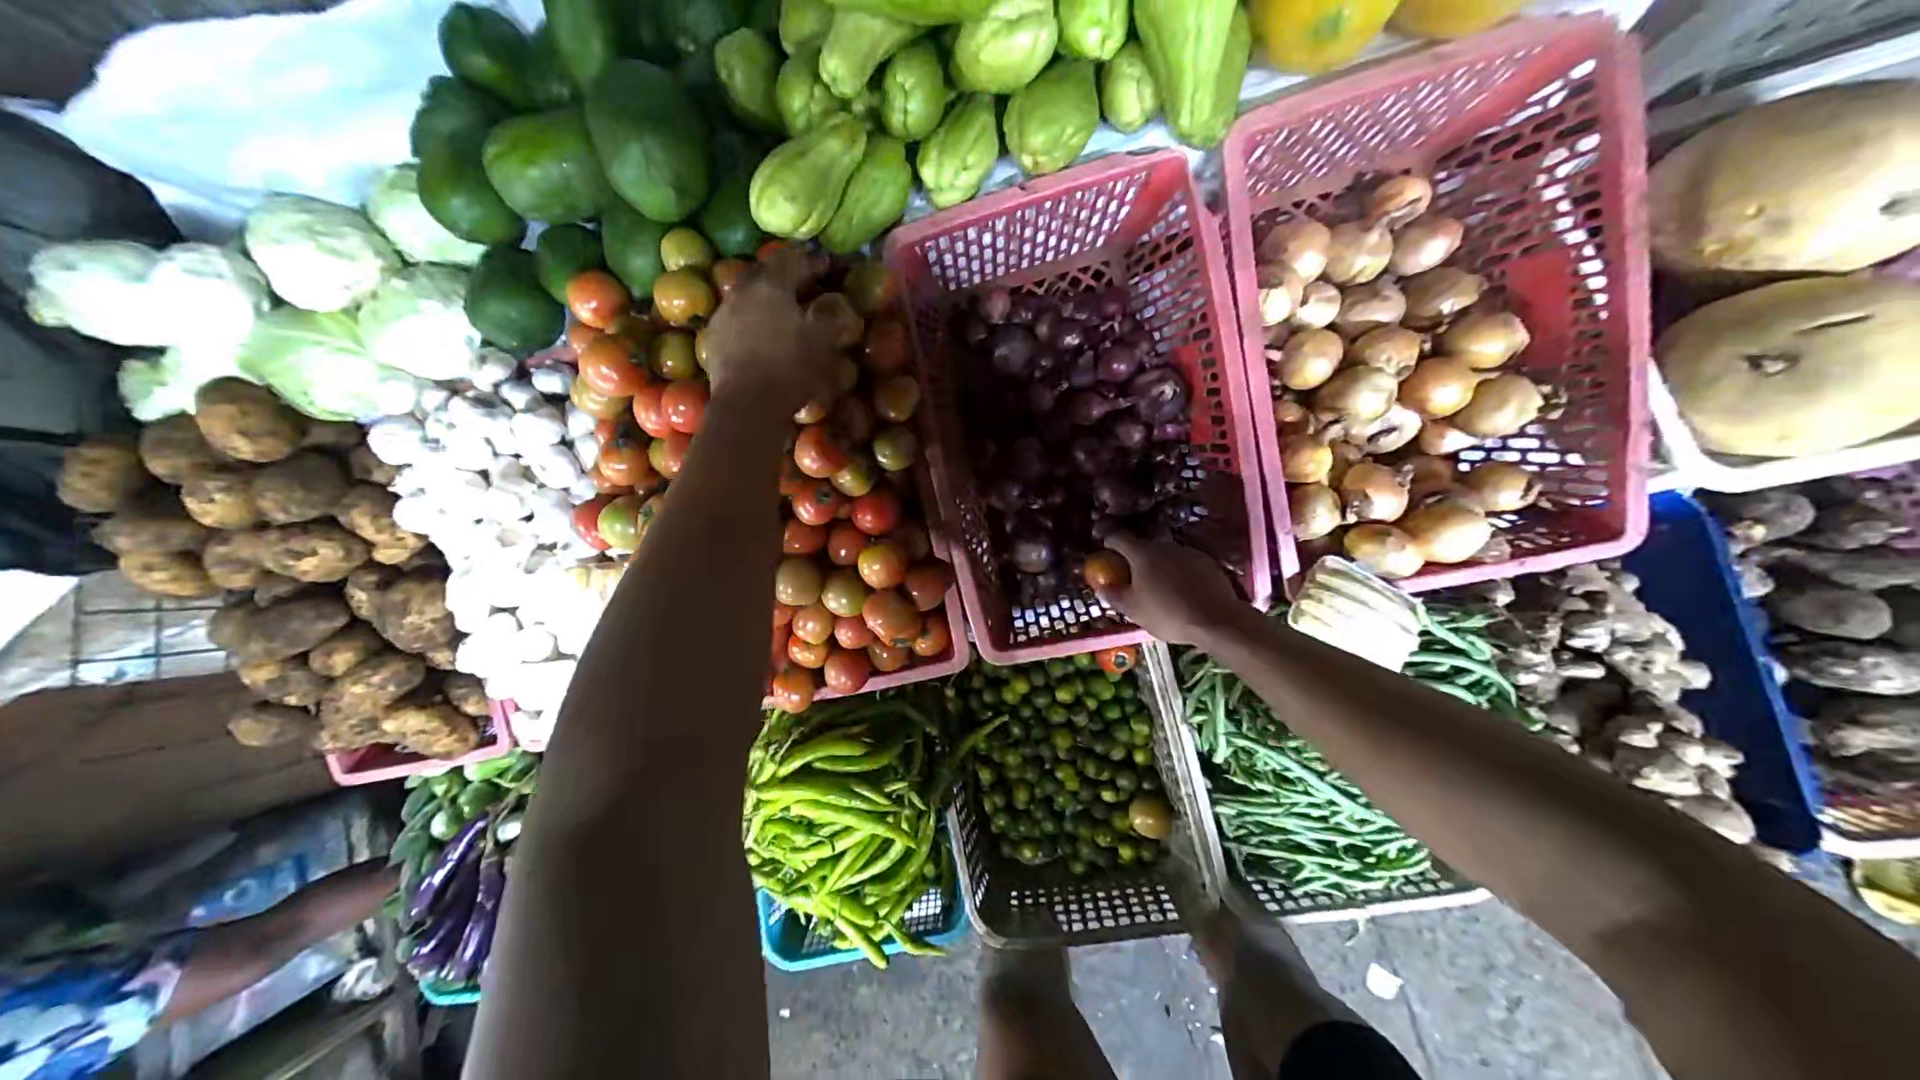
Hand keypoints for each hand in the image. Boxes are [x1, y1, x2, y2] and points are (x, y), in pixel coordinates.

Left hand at [699, 265, 837, 415]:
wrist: (747, 405)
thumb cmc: (791, 369)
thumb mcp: (824, 343)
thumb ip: (831, 318)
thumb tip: (835, 305)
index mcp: (771, 284)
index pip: (791, 257)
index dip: (810, 260)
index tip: (825, 267)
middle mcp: (742, 291)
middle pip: (764, 272)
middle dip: (785, 276)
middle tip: (803, 288)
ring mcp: (723, 315)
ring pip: (747, 296)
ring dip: (765, 300)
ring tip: (782, 315)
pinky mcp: (713, 340)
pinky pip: (736, 320)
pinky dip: (751, 322)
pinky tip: (762, 338)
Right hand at [1095, 532, 1250, 646]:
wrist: (1216, 620)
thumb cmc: (1167, 614)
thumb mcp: (1133, 610)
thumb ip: (1113, 595)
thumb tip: (1101, 587)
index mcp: (1142, 553)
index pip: (1118, 537)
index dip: (1108, 542)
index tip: (1104, 551)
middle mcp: (1164, 546)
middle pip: (1143, 547)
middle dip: (1135, 559)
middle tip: (1131, 578)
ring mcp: (1188, 552)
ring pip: (1165, 555)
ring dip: (1158, 567)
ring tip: (1158, 588)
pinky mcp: (1207, 562)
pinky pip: (1185, 564)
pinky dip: (1178, 573)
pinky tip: (1181, 592)